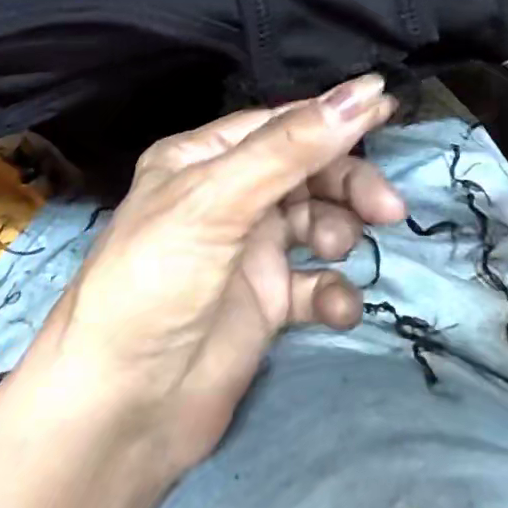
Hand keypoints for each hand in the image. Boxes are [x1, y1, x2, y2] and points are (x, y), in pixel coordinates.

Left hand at [0, 74, 403, 507]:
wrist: (119, 416)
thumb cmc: (158, 282)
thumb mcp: (219, 200)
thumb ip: (292, 147)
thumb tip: (364, 91)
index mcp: (203, 159)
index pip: (281, 123)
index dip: (334, 115)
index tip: (388, 109)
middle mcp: (227, 197)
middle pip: (307, 171)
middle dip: (347, 183)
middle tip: (387, 209)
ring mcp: (248, 251)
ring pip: (317, 221)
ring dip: (340, 232)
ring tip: (339, 253)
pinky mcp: (264, 303)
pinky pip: (315, 283)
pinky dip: (333, 291)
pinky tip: (336, 310)